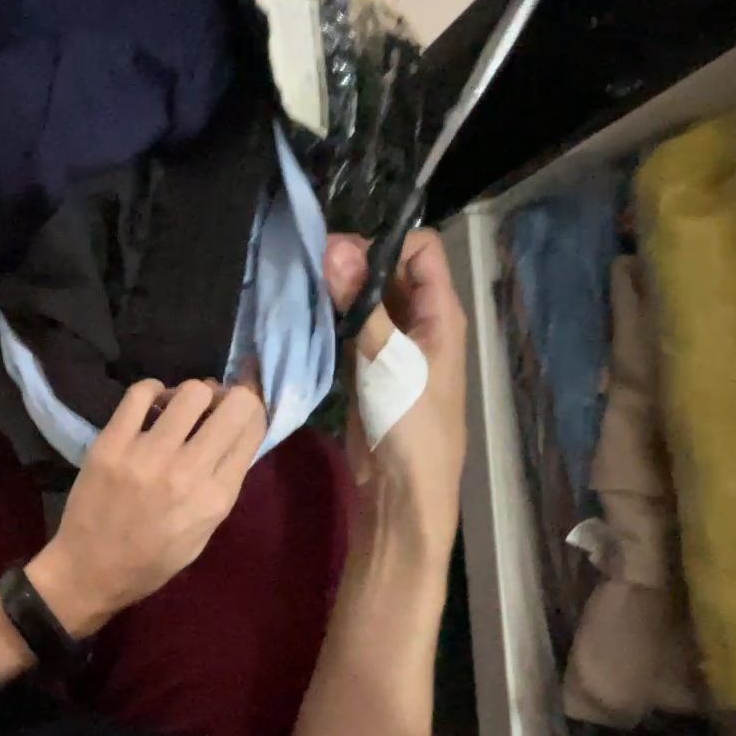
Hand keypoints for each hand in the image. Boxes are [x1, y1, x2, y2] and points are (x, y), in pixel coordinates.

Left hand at [26, 380, 268, 634]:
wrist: (90, 572)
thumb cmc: (150, 561)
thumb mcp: (202, 533)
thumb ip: (222, 485)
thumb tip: (233, 435)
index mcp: (216, 498)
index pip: (252, 429)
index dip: (250, 413)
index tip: (236, 412)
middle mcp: (187, 472)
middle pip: (233, 404)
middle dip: (227, 399)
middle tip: (210, 408)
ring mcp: (146, 456)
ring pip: (190, 392)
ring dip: (190, 394)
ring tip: (177, 409)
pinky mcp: (110, 445)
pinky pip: (140, 392)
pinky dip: (152, 391)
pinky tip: (150, 405)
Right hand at [325, 230, 467, 559]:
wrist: (401, 490)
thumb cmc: (410, 426)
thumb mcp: (389, 362)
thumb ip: (361, 307)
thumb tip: (334, 248)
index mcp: (440, 313)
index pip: (420, 250)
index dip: (381, 245)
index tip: (335, 255)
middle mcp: (417, 323)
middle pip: (388, 274)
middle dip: (351, 266)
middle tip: (304, 271)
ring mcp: (389, 348)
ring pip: (364, 304)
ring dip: (335, 296)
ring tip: (295, 293)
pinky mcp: (364, 372)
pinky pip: (347, 333)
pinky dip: (327, 324)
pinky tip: (300, 323)